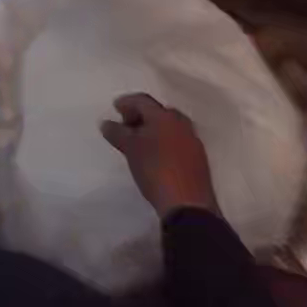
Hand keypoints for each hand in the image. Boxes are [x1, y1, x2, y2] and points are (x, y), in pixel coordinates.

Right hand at [100, 93, 219, 218]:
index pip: (142, 100)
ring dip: (154, 130)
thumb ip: (115, 131)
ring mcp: (194, 144)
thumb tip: (107, 124)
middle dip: (142, 115)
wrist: (188, 207)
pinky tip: (155, 155)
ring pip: (170, 128)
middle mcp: (182, 126)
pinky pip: (178, 142)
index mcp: (164, 117)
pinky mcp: (199, 162)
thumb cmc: (154, 169)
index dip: (126, 103)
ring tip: (140, 142)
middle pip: (159, 112)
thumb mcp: (128, 147)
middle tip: (128, 125)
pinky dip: (165, 142)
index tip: (115, 110)